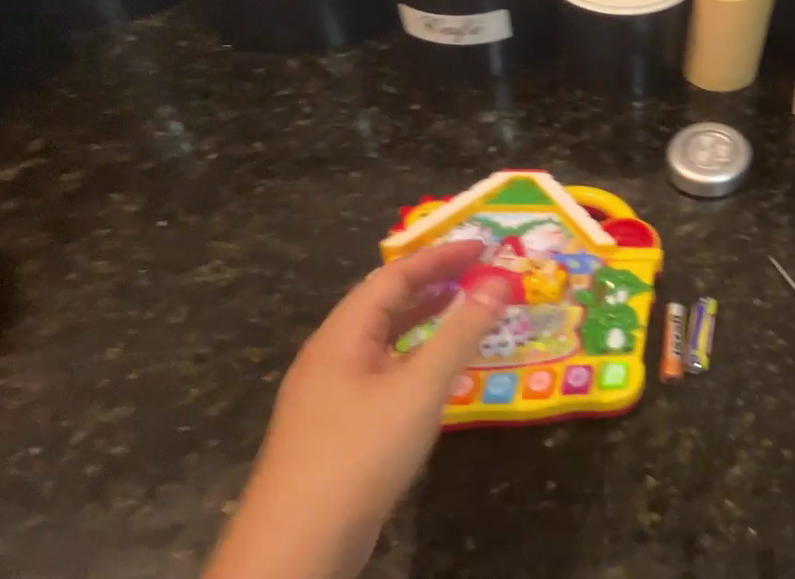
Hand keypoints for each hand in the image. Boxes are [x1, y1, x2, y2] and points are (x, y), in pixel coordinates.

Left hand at [204, 241, 509, 578]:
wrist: (295, 547)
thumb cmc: (359, 453)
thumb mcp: (421, 387)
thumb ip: (461, 332)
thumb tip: (499, 282)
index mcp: (341, 338)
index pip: (392, 277)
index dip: (439, 257)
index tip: (484, 246)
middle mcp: (330, 357)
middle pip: (383, 303)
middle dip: (433, 281)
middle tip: (481, 271)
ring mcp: (329, 394)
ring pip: (382, 338)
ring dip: (425, 317)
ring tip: (468, 308)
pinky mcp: (337, 426)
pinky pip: (382, 368)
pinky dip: (416, 352)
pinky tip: (438, 368)